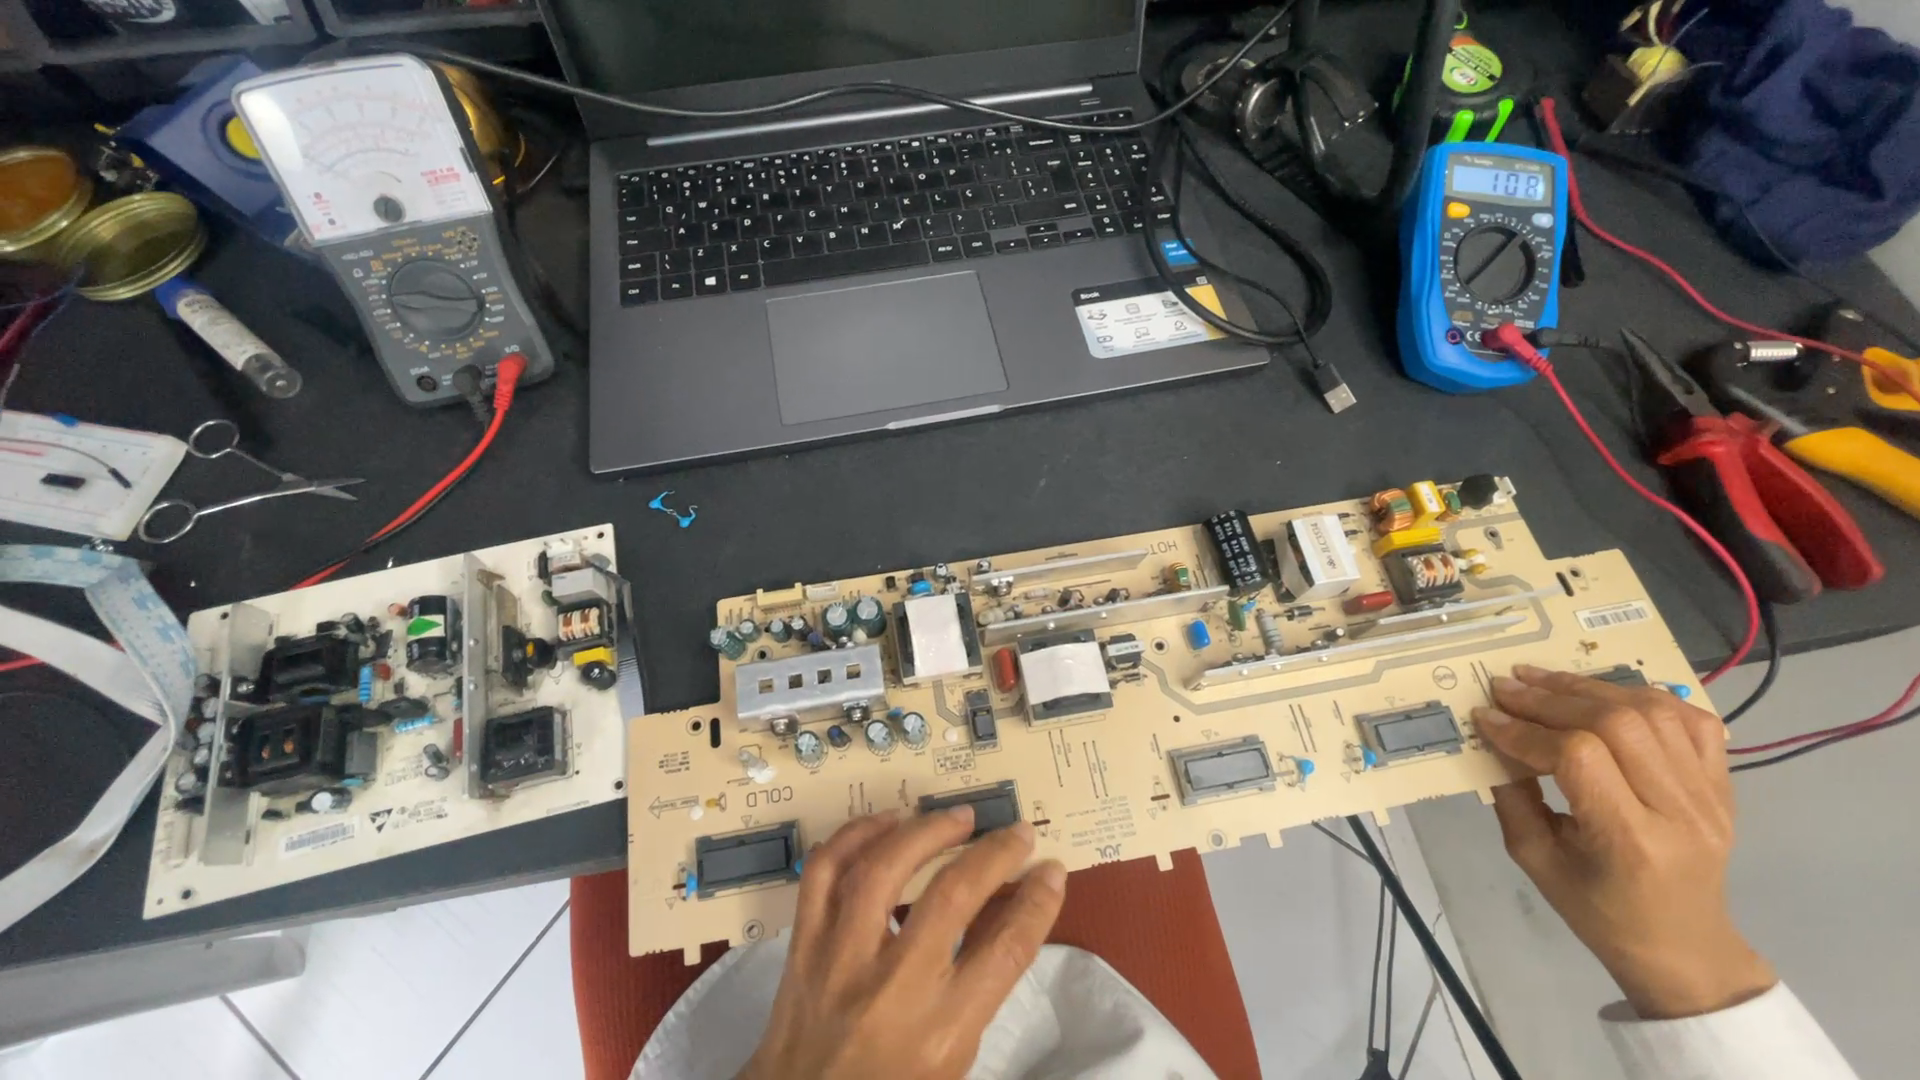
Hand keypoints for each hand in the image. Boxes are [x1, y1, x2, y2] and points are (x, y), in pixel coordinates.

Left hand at [740, 807, 1067, 1079]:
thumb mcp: (953, 1056)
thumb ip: (980, 987)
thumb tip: (1011, 909)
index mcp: (940, 1031)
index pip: (1005, 951)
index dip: (1036, 902)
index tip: (1051, 870)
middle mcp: (891, 989)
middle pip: (951, 897)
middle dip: (993, 854)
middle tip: (1015, 831)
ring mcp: (839, 961)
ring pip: (881, 870)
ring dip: (925, 831)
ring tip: (956, 817)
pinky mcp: (801, 946)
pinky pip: (824, 873)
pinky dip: (855, 835)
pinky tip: (886, 822)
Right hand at [1474, 664, 1775, 1019]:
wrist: (1683, 945)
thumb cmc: (1598, 910)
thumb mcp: (1536, 859)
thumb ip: (1513, 797)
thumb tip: (1493, 739)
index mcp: (1631, 839)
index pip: (1578, 756)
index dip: (1524, 730)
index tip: (1484, 718)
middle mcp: (1679, 810)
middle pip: (1617, 723)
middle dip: (1550, 698)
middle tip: (1505, 688)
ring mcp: (1710, 794)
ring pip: (1652, 711)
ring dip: (1589, 687)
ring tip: (1544, 682)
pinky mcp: (1722, 785)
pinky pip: (1691, 721)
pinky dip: (1643, 697)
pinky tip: (1604, 695)